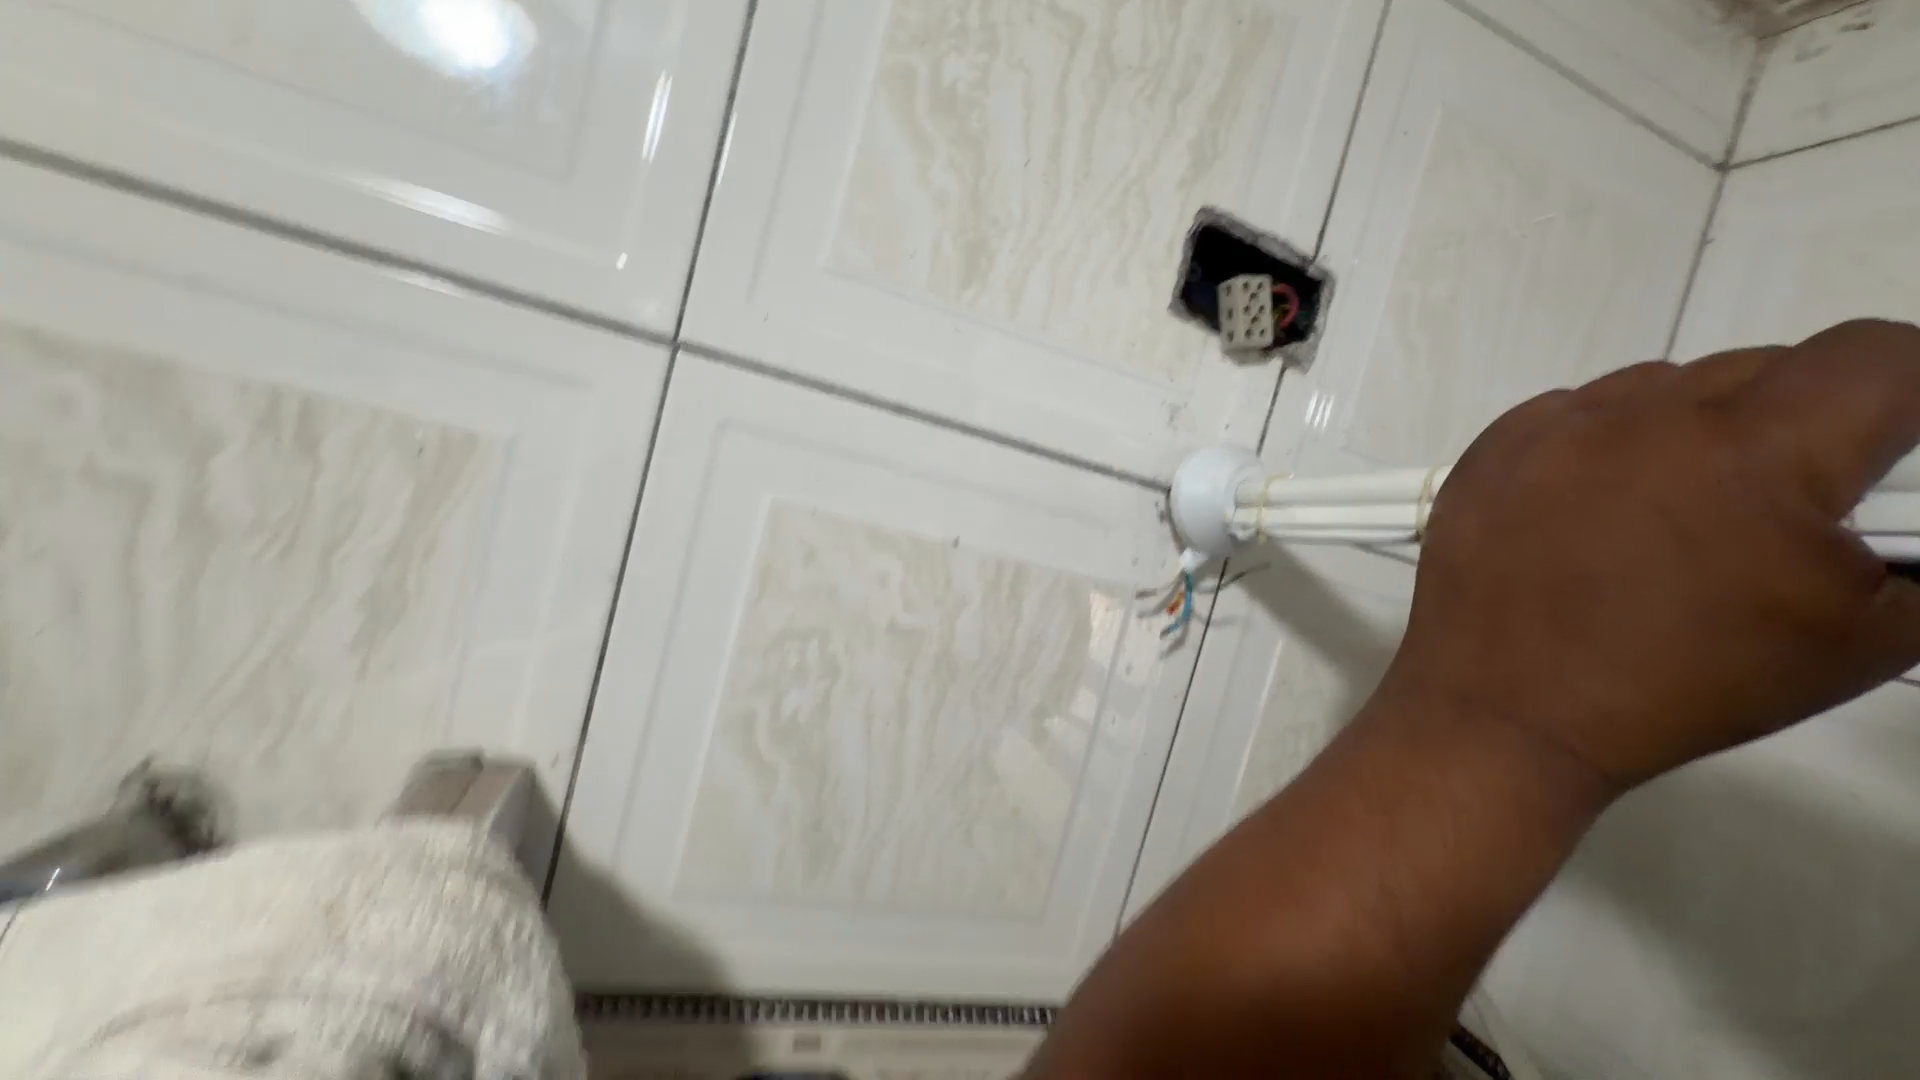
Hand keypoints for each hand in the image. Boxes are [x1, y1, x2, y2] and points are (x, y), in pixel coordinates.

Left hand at [1387, 319, 1919, 794]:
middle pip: (1760, 369)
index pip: (1872, 356)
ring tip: (1682, 506)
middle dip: (1798, 418)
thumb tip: (1897, 526)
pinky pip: (1570, 414)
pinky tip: (1596, 504)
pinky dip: (1601, 442)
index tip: (1896, 442)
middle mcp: (1643, 418)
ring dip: (1693, 426)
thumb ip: (1918, 560)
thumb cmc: (1683, 684)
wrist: (1507, 709)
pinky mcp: (1489, 451)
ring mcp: (1551, 430)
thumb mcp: (1865, 634)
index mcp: (1755, 450)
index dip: (1910, 387)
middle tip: (1783, 495)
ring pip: (1658, 386)